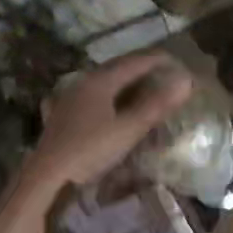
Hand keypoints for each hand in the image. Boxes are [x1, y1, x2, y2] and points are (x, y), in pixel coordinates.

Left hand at [21, 53, 192, 188]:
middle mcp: (82, 82)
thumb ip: (155, 105)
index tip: (178, 61)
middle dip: (140, 68)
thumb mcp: (127, 130)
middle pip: (116, 68)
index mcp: (99, 81)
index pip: (134, 62)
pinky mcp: (60, 114)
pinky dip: (104, 96)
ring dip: (121, 81)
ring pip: (100, 82)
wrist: (47, 172)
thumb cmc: (89, 150)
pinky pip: (87, 97)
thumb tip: (185, 81)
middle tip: (161, 72)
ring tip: (139, 87)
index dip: (158, 60)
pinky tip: (103, 103)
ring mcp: (68, 98)